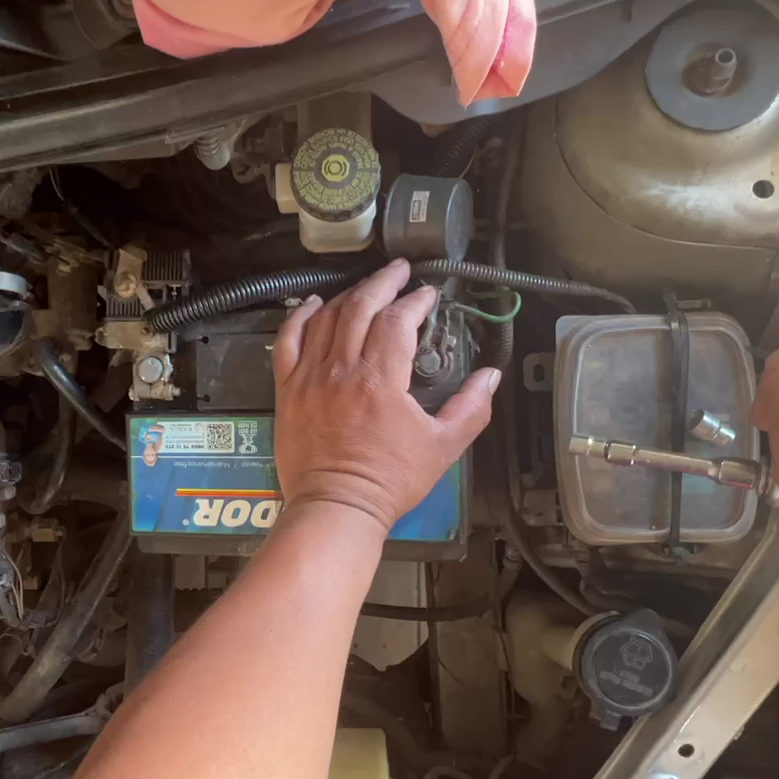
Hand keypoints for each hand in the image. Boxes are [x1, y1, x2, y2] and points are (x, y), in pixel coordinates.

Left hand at [272, 260, 500, 531]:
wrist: (336, 507)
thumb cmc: (389, 480)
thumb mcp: (443, 447)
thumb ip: (471, 408)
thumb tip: (491, 376)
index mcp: (380, 380)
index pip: (397, 321)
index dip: (415, 301)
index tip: (427, 295)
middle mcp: (342, 370)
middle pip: (360, 307)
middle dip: (383, 282)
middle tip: (398, 271)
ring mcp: (310, 377)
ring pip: (326, 318)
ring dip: (347, 296)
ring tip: (366, 288)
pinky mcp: (288, 389)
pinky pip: (288, 341)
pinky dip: (299, 317)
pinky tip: (312, 304)